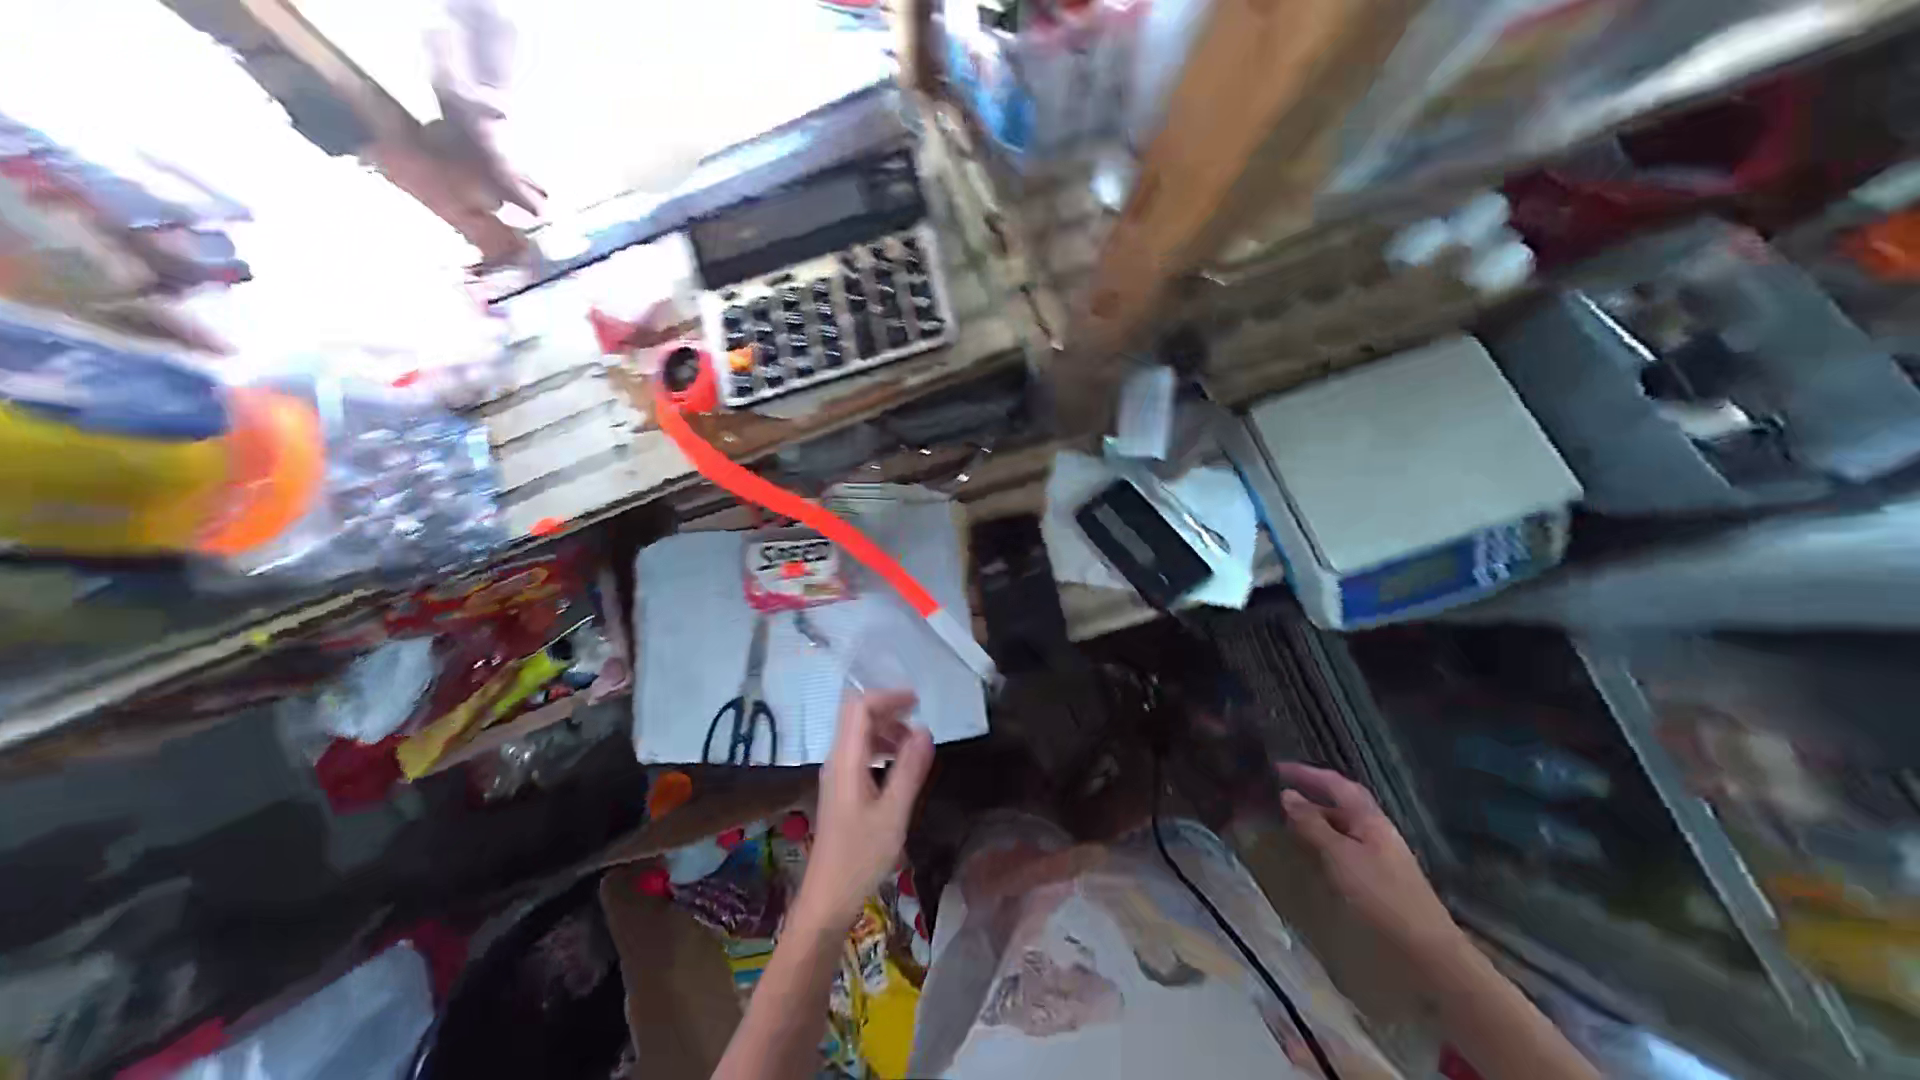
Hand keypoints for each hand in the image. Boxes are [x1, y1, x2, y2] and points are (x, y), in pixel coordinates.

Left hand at [795, 690, 934, 931]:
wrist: (827, 899)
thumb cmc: (860, 858)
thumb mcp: (893, 814)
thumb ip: (909, 770)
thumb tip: (925, 731)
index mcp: (845, 761)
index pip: (859, 707)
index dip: (887, 696)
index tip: (918, 702)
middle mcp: (836, 760)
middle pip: (856, 715)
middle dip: (889, 709)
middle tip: (920, 720)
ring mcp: (836, 775)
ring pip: (858, 734)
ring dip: (886, 729)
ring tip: (915, 744)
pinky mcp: (841, 789)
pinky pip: (860, 752)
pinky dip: (881, 747)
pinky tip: (899, 765)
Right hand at [1276, 763, 1462, 960]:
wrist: (1426, 948)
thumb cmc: (1381, 894)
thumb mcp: (1340, 855)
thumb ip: (1312, 825)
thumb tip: (1287, 795)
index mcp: (1370, 818)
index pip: (1336, 784)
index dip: (1307, 773)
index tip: (1277, 768)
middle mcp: (1377, 829)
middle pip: (1342, 802)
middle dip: (1312, 793)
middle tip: (1279, 792)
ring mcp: (1380, 852)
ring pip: (1343, 824)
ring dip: (1317, 817)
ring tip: (1288, 819)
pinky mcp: (1379, 874)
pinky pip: (1345, 844)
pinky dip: (1324, 838)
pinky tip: (1313, 849)